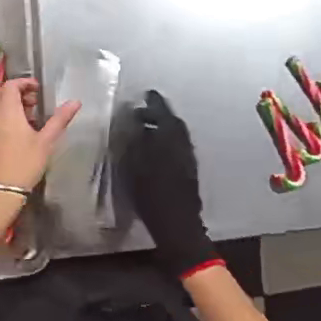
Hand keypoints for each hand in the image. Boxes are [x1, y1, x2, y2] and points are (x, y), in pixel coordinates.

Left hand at [0, 79, 80, 191]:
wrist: (0, 190)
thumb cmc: (24, 164)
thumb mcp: (46, 141)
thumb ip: (60, 120)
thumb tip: (75, 101)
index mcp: (8, 112)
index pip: (10, 85)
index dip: (24, 82)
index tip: (38, 89)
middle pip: (0, 93)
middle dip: (16, 92)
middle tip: (34, 101)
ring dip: (12, 104)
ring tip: (31, 117)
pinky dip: (7, 116)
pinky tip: (22, 131)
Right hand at [122, 89, 213, 274]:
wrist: (179, 226)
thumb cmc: (153, 198)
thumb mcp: (136, 169)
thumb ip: (134, 143)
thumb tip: (131, 122)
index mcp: (170, 141)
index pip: (163, 113)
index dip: (154, 103)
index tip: (145, 95)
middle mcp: (183, 146)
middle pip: (173, 123)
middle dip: (159, 114)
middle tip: (143, 111)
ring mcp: (188, 160)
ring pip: (177, 136)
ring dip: (164, 128)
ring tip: (148, 128)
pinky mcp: (189, 172)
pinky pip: (178, 147)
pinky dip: (167, 141)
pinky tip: (156, 149)